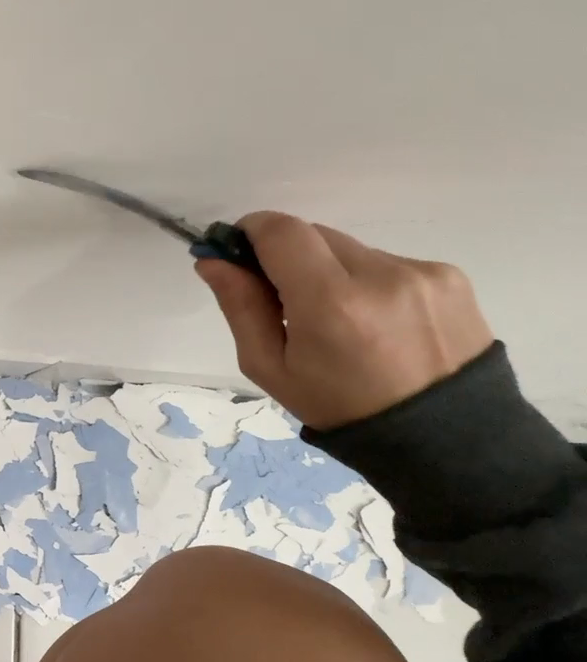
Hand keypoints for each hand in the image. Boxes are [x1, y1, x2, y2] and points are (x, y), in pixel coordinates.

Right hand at [196, 211, 493, 430]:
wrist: (443, 431)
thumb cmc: (337, 404)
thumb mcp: (268, 366)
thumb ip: (240, 306)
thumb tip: (213, 261)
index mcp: (330, 302)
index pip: (282, 232)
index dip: (251, 231)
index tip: (235, 251)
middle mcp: (381, 274)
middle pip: (313, 234)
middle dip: (285, 256)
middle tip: (276, 296)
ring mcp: (422, 271)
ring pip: (348, 248)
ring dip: (326, 269)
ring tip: (333, 317)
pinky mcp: (448, 274)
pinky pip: (385, 261)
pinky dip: (363, 280)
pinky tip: (371, 319)